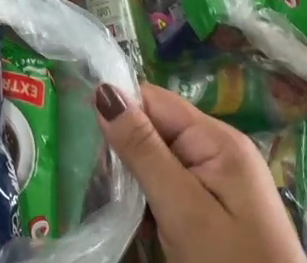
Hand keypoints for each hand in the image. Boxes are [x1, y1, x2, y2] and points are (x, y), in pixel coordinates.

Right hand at [94, 83, 304, 262]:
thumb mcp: (183, 210)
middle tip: (100, 184)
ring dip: (133, 177)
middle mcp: (218, 148)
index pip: (151, 99)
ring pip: (156, 156)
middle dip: (123, 150)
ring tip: (112, 202)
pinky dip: (149, 195)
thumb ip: (143, 149)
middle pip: (153, 126)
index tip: (88, 145)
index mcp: (217, 139)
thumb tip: (103, 89)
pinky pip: (169, 180)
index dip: (118, 114)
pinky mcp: (214, 202)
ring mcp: (218, 176)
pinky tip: (137, 218)